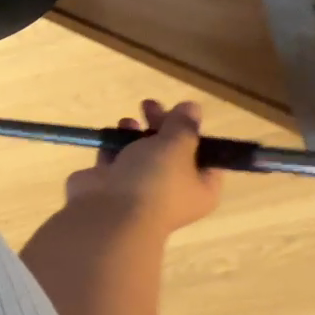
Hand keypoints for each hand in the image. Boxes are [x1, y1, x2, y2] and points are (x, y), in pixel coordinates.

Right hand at [64, 99, 222, 235]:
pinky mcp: (112, 179)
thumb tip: (193, 106)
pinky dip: (113, 143)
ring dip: (135, 133)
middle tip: (148, 104)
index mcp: (201, 186)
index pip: (205, 157)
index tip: (177, 111)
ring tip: (126, 120)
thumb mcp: (175, 149)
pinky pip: (116, 156)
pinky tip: (108, 132)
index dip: (193, 133)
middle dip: (160, 126)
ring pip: (141, 152)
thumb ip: (182, 127)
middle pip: (171, 151)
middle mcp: (174, 187)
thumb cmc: (154, 182)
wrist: (111, 210)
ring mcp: (141, 184)